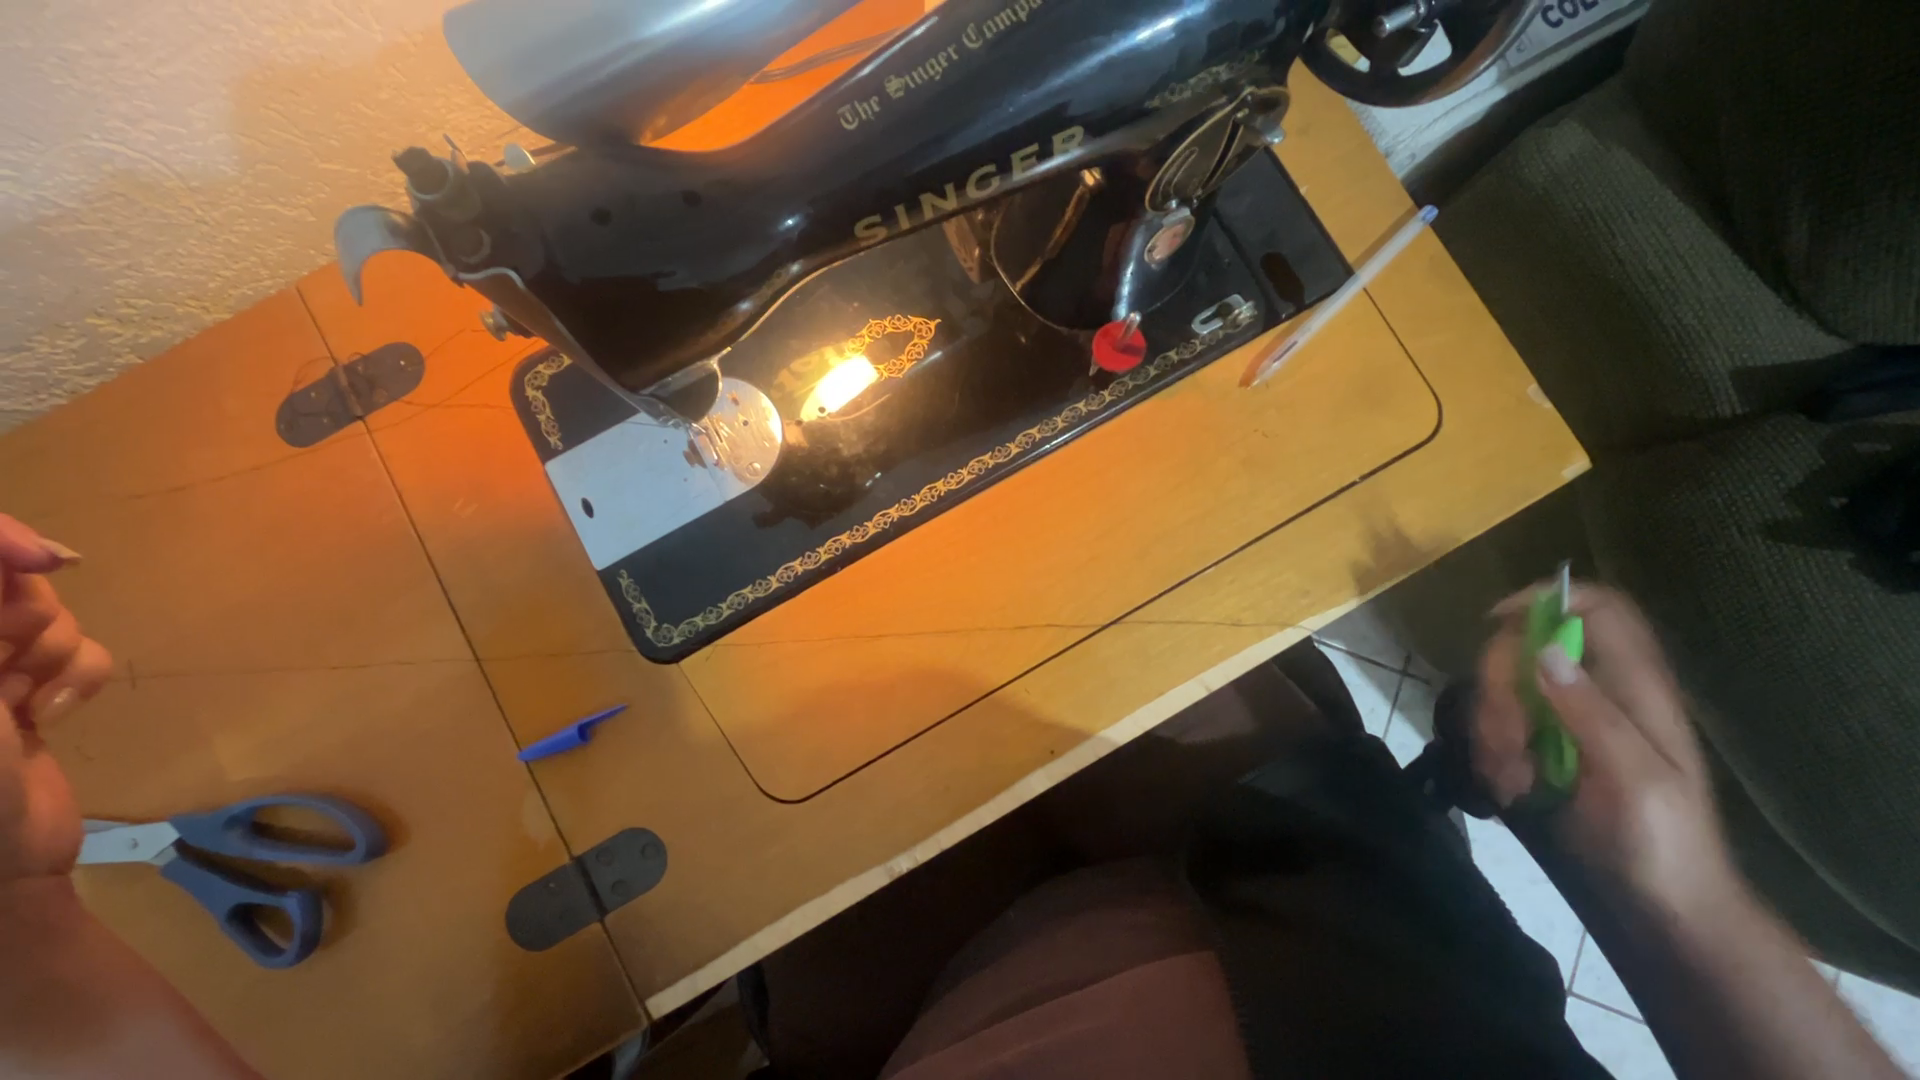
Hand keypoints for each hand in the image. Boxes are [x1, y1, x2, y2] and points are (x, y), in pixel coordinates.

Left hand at [0, 515, 109, 884]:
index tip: (50, 562)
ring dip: (57, 651)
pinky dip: (81, 676)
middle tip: (15, 665)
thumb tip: (30, 550)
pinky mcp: (18, 690)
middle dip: (29, 615)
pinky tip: (55, 711)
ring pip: (43, 614)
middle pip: (2, 581)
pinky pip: (77, 652)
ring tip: (33, 699)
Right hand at [1471, 583, 1740, 919]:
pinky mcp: (1534, 748)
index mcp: (1635, 687)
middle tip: (1505, 742)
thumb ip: (1592, 713)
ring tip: (1509, 781)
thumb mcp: (1636, 780)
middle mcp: (1593, 691)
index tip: (1497, 623)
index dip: (1548, 598)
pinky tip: (1505, 789)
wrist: (1659, 908)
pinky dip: (1485, 755)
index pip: (1597, 606)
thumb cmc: (1663, 844)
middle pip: (1522, 647)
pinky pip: (1487, 727)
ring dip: (1487, 732)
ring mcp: (1560, 719)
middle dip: (1498, 691)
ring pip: (1496, 689)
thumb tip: (1546, 650)